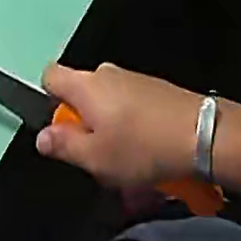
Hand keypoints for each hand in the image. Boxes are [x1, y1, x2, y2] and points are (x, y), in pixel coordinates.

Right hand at [34, 63, 203, 187]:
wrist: (199, 132)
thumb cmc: (140, 146)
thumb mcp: (96, 157)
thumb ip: (64, 145)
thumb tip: (42, 137)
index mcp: (84, 84)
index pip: (50, 76)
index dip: (49, 100)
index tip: (64, 129)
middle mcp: (104, 73)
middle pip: (81, 95)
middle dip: (86, 126)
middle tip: (99, 158)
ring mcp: (131, 78)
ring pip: (108, 105)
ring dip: (112, 132)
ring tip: (129, 167)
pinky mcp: (153, 88)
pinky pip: (131, 107)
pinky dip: (133, 129)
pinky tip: (149, 155)